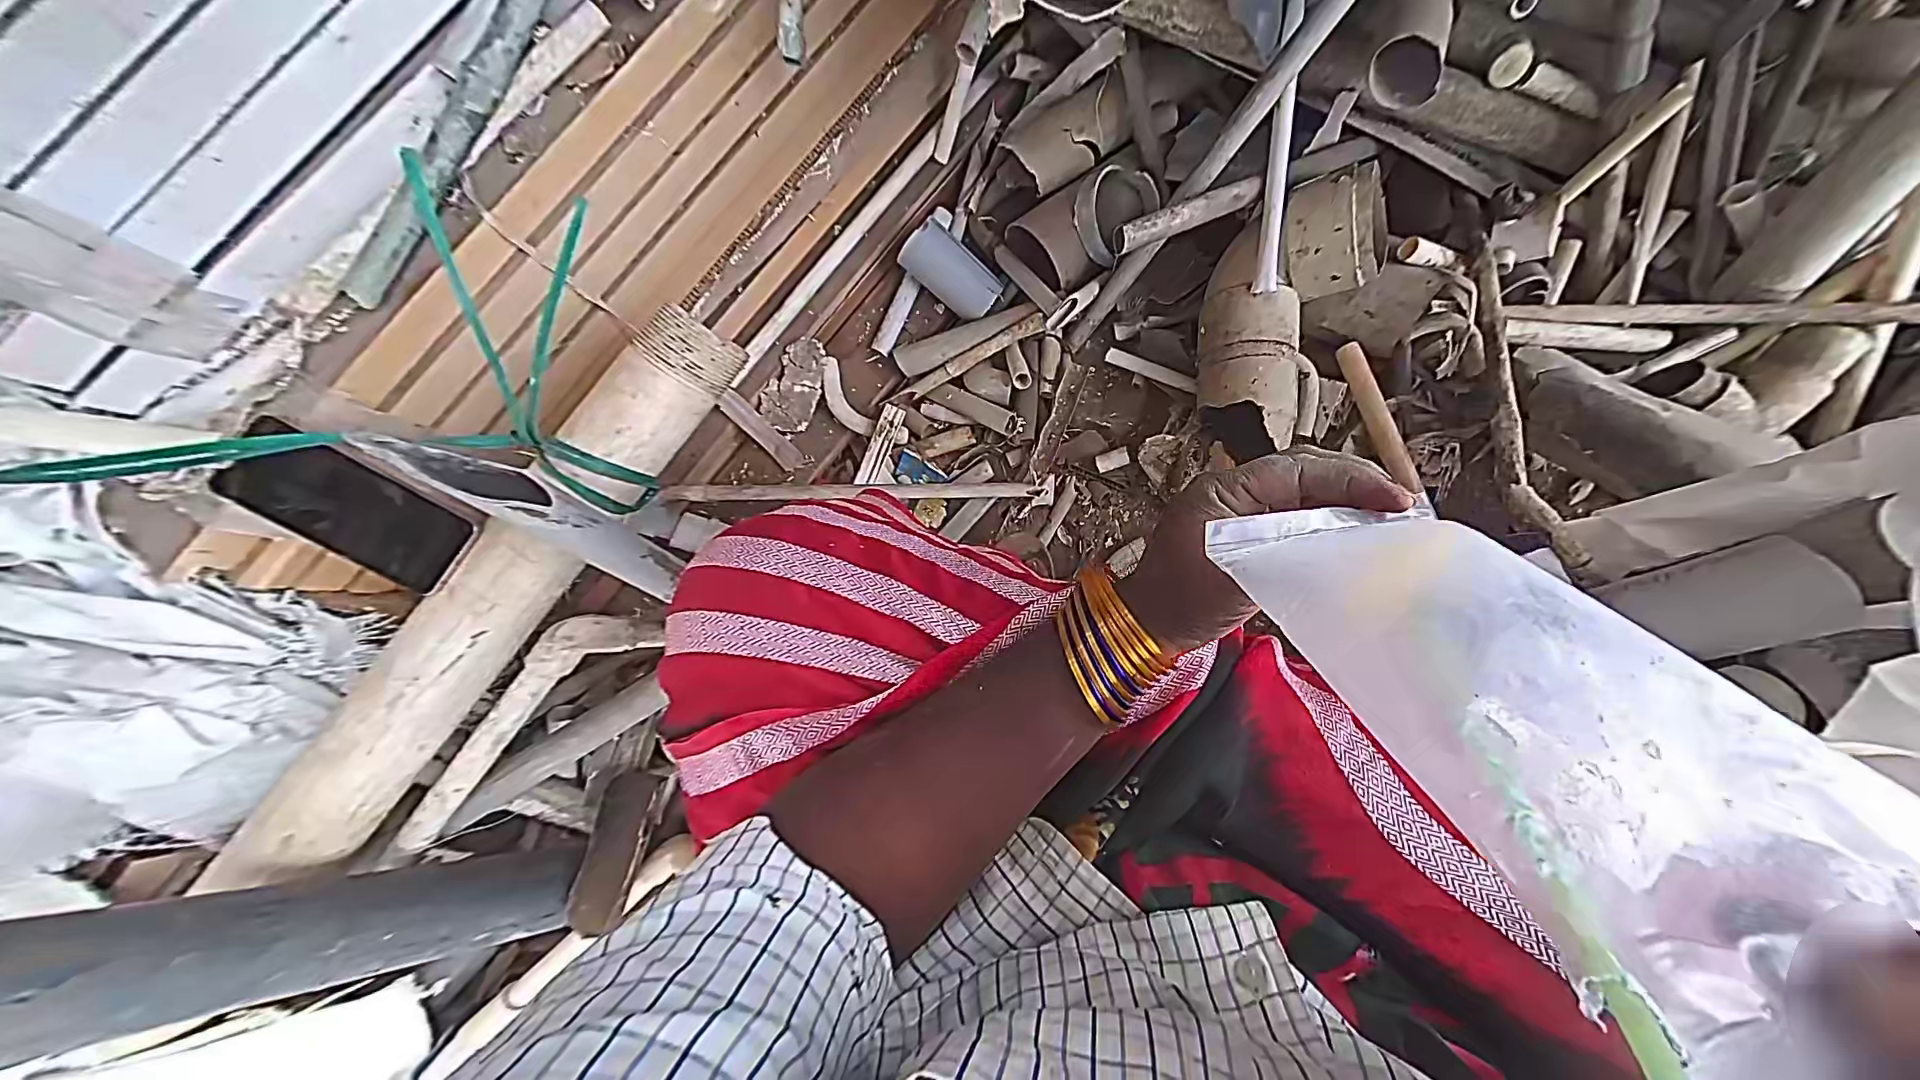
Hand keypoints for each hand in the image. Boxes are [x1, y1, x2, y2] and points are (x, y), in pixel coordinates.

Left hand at [1114, 448, 1413, 651]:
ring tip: (1392, 519)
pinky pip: (1301, 516)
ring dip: (1350, 502)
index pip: (1298, 468)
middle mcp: (1236, 492)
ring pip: (1309, 493)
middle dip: (1358, 484)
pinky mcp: (1254, 532)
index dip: (1351, 478)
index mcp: (1224, 489)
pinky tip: (1359, 537)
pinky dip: (1332, 523)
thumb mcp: (1234, 573)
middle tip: (1403, 508)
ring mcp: (1245, 510)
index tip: (1394, 498)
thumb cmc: (1180, 599)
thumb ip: (1286, 547)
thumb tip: (1346, 534)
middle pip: (1308, 472)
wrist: (1152, 623)